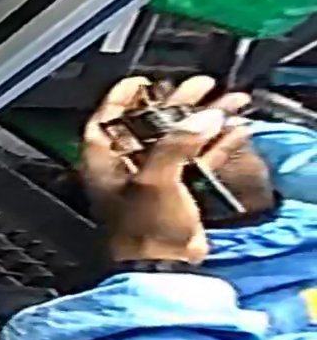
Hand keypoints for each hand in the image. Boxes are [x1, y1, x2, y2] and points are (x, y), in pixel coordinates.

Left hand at [81, 75, 250, 263]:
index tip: (138, 81)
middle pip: (145, 126)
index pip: (103, 124)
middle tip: (199, 83)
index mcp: (102, 164)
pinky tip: (237, 127)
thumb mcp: (155, 180)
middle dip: (171, 103)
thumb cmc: (145, 225)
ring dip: (202, 119)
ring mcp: (151, 177)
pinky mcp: (177, 188)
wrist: (162, 258)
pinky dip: (215, 141)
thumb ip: (174, 147)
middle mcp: (122, 167)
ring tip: (231, 97)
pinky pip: (197, 157)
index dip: (117, 101)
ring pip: (176, 139)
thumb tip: (201, 117)